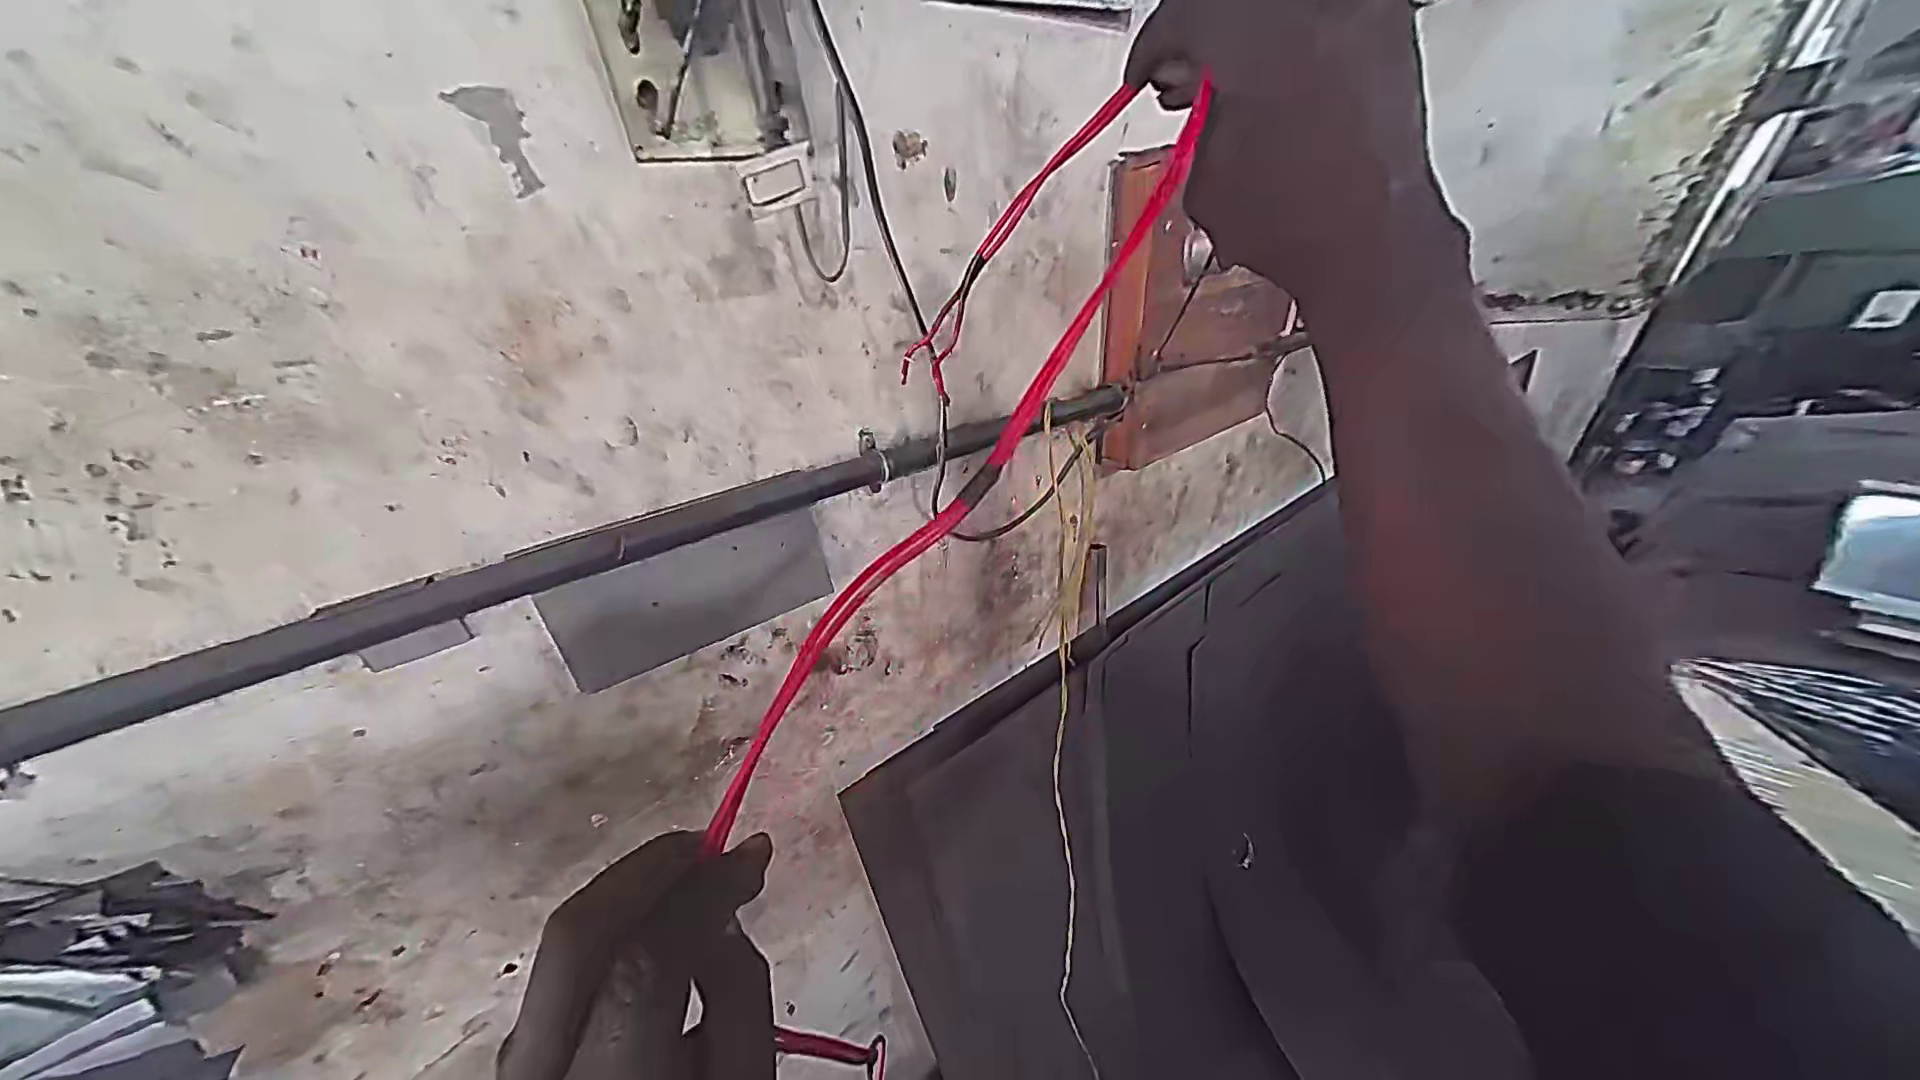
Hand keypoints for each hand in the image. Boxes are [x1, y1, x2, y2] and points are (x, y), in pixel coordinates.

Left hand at [497, 830, 775, 1079]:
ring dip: (635, 885)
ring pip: (567, 939)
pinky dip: (619, 916)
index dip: (705, 888)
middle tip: (708, 843)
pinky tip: (660, 910)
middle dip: (651, 866)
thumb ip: (739, 989)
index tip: (753, 852)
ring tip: (694, 870)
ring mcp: (518, 1063)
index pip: (647, 959)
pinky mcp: (520, 1049)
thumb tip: (723, 904)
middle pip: (578, 934)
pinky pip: (570, 960)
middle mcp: (541, 1075)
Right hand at [1125, 0, 1469, 326]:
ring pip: (1279, 11)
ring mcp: (1358, 13)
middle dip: (1197, 37)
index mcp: (1258, 39)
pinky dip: (1282, 46)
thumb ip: (1195, 119)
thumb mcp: (1207, 178)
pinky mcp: (1385, 32)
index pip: (1187, 14)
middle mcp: (1315, 10)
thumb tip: (1194, 93)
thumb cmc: (1290, 222)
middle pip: (1234, 3)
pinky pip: (1315, 23)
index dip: (1153, 45)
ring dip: (1241, 41)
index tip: (1144, 71)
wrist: (1368, 240)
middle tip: (1177, 78)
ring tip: (1221, 90)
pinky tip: (1266, 89)